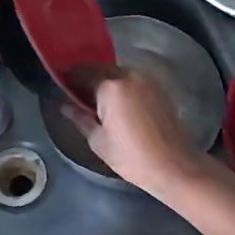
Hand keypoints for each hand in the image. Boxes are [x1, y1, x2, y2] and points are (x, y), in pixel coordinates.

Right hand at [65, 68, 204, 190]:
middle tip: (79, 95)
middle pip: (103, 69)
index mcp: (111, 86)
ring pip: (120, 73)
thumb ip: (80, 118)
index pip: (83, 72)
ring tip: (100, 102)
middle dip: (90, 78)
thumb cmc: (130, 156)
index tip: (63, 86)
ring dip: (108, 82)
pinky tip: (120, 104)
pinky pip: (135, 81)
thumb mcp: (98, 140)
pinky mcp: (160, 88)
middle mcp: (130, 75)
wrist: (172, 165)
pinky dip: (124, 86)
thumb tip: (65, 106)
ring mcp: (148, 80)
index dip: (70, 78)